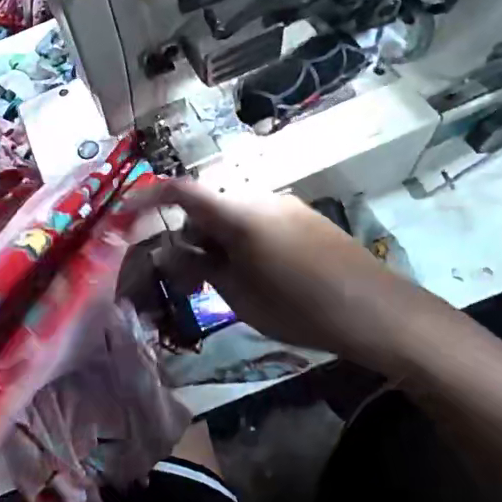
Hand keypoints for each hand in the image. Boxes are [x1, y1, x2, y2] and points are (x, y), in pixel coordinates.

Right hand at [138, 182, 436, 372]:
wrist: (376, 310)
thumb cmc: (299, 308)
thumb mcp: (239, 295)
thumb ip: (200, 267)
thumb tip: (169, 251)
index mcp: (238, 214)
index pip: (181, 191)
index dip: (148, 198)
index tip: (125, 215)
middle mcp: (260, 198)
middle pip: (208, 206)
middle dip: (187, 236)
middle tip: (185, 279)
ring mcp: (286, 206)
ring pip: (233, 215)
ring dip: (215, 241)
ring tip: (219, 282)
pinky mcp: (305, 218)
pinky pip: (258, 221)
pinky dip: (241, 241)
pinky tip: (253, 273)